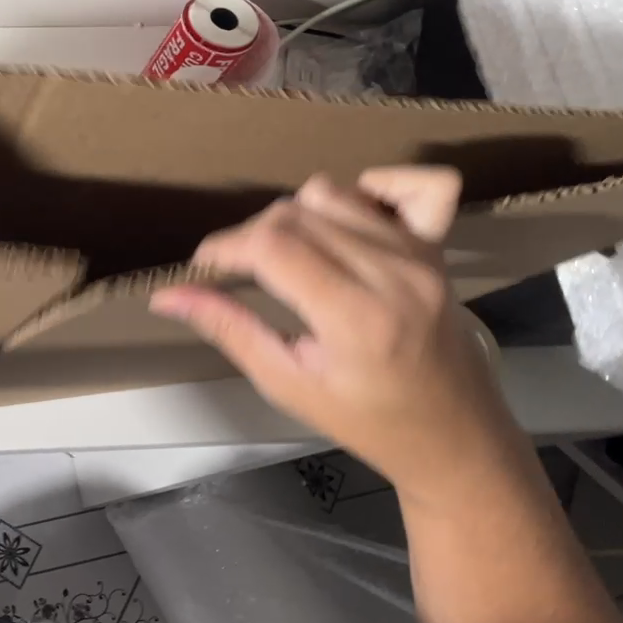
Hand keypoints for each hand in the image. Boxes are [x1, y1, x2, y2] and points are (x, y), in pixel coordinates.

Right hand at [150, 167, 521, 492]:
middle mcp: (394, 273)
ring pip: (333, 195)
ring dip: (291, 216)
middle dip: (248, 236)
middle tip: (233, 272)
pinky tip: (343, 218)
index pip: (272, 247)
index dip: (223, 247)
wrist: (455, 436)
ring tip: (281, 256)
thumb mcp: (285, 383)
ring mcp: (422, 255)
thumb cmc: (366, 421)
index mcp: (356, 317)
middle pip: (295, 215)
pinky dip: (370, 189)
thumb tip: (167, 297)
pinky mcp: (439, 247)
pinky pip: (417, 186)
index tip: (201, 268)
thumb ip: (228, 328)